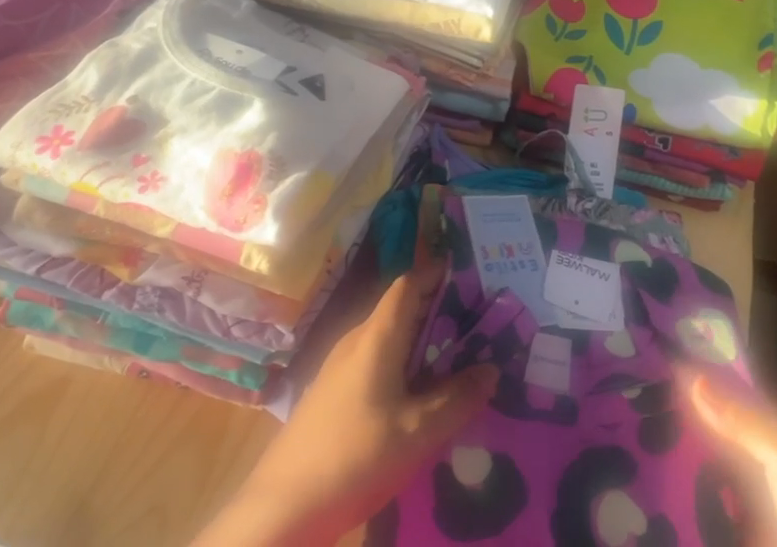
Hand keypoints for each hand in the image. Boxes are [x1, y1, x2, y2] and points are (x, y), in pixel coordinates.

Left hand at [192, 261, 499, 546]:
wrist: (284, 505)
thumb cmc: (356, 455)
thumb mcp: (419, 430)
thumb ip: (458, 397)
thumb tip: (491, 368)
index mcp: (376, 336)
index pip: (408, 284)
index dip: (438, 271)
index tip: (472, 271)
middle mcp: (356, 341)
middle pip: (400, 309)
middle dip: (439, 308)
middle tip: (479, 318)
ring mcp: (339, 368)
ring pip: (388, 338)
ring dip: (422, 340)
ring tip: (459, 355)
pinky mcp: (333, 394)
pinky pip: (376, 362)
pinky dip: (404, 364)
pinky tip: (420, 393)